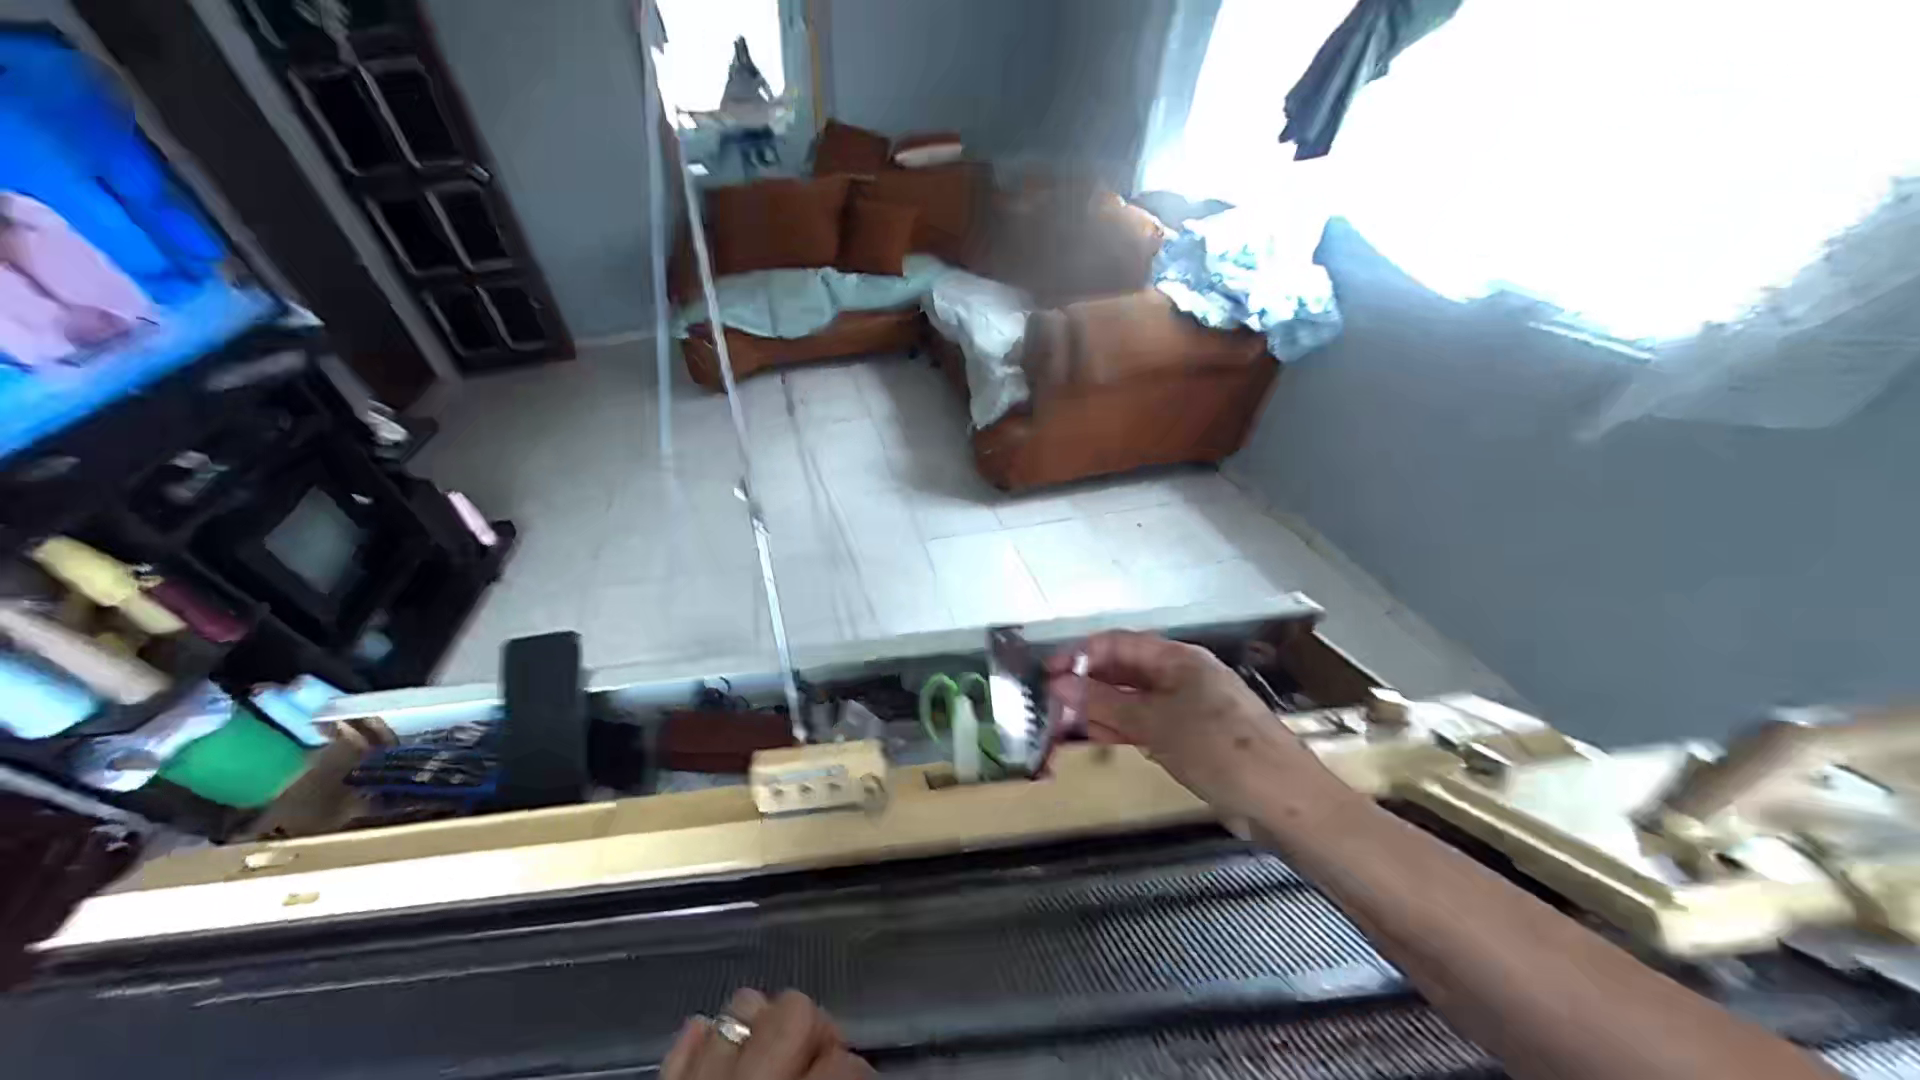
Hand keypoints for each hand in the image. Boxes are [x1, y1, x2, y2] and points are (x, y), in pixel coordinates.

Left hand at [663, 988, 874, 1079]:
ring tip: (774, 1058)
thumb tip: (853, 1061)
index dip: (857, 1069)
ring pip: (742, 1008)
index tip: (859, 1077)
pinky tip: (724, 1059)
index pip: (843, 1064)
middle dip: (815, 1032)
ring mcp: (697, 1078)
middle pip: (795, 1012)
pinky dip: (709, 1045)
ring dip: (763, 1027)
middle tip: (820, 1062)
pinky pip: (687, 1042)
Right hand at [1047, 631, 1340, 819]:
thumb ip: (1104, 702)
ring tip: (1068, 724)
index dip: (1081, 654)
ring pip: (1133, 699)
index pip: (1119, 643)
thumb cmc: (1219, 749)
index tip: (1048, 673)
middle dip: (1089, 684)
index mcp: (1178, 659)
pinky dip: (1123, 728)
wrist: (1283, 802)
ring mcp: (1188, 708)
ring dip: (1102, 708)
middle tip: (1052, 704)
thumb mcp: (1156, 723)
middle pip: (1125, 670)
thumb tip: (1058, 683)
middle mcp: (1182, 676)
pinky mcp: (1191, 737)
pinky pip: (1147, 724)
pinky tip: (1100, 737)